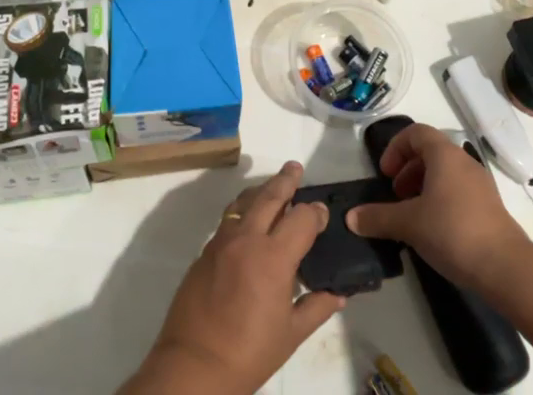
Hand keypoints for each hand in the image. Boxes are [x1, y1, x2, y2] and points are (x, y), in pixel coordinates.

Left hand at [123, 162, 345, 394]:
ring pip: (243, 203)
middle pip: (269, 198)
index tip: (322, 213)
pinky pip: (227, 221)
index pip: (301, 219)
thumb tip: (338, 294)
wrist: (194, 364)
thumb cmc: (249, 352)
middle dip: (285, 181)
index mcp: (273, 257)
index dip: (315, 213)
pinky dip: (241, 212)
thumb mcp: (291, 334)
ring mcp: (221, 243)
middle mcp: (247, 240)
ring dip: (260, 192)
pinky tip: (248, 221)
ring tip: (272, 187)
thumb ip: (316, 307)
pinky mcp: (204, 253)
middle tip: (295, 168)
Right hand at [346, 123, 531, 289]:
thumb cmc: (452, 231)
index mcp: (445, 156)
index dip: (395, 147)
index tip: (385, 174)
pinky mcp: (489, 208)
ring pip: (445, 174)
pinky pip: (458, 192)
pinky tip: (431, 230)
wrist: (505, 267)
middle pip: (431, 153)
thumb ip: (377, 217)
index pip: (417, 133)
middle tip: (395, 195)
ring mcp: (480, 185)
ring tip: (411, 215)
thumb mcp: (408, 224)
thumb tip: (350, 217)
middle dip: (407, 170)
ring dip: (423, 187)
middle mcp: (465, 163)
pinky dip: (440, 201)